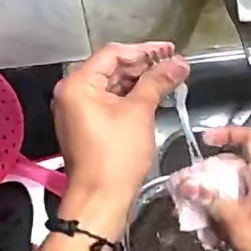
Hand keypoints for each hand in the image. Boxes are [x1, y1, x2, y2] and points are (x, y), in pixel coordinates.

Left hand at [51, 41, 187, 237]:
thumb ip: (157, 82)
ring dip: (139, 81)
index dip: (144, 50)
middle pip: (111, 68)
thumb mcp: (139, 112)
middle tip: (173, 63)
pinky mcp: (85, 125)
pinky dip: (129, 97)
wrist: (100, 200)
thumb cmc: (116, 155)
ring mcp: (77, 110)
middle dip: (143, 65)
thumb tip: (178, 64)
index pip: (113, 54)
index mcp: (77, 84)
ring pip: (111, 85)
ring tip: (168, 77)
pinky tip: (152, 94)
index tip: (170, 50)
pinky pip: (108, 101)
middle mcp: (71, 93)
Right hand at [197, 126, 250, 250]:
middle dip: (213, 177)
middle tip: (192, 189)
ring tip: (201, 220)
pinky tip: (218, 235)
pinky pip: (250, 204)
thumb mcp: (242, 230)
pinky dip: (232, 213)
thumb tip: (189, 184)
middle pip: (240, 165)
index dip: (227, 133)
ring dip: (220, 200)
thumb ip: (215, 203)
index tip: (206, 141)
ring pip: (242, 188)